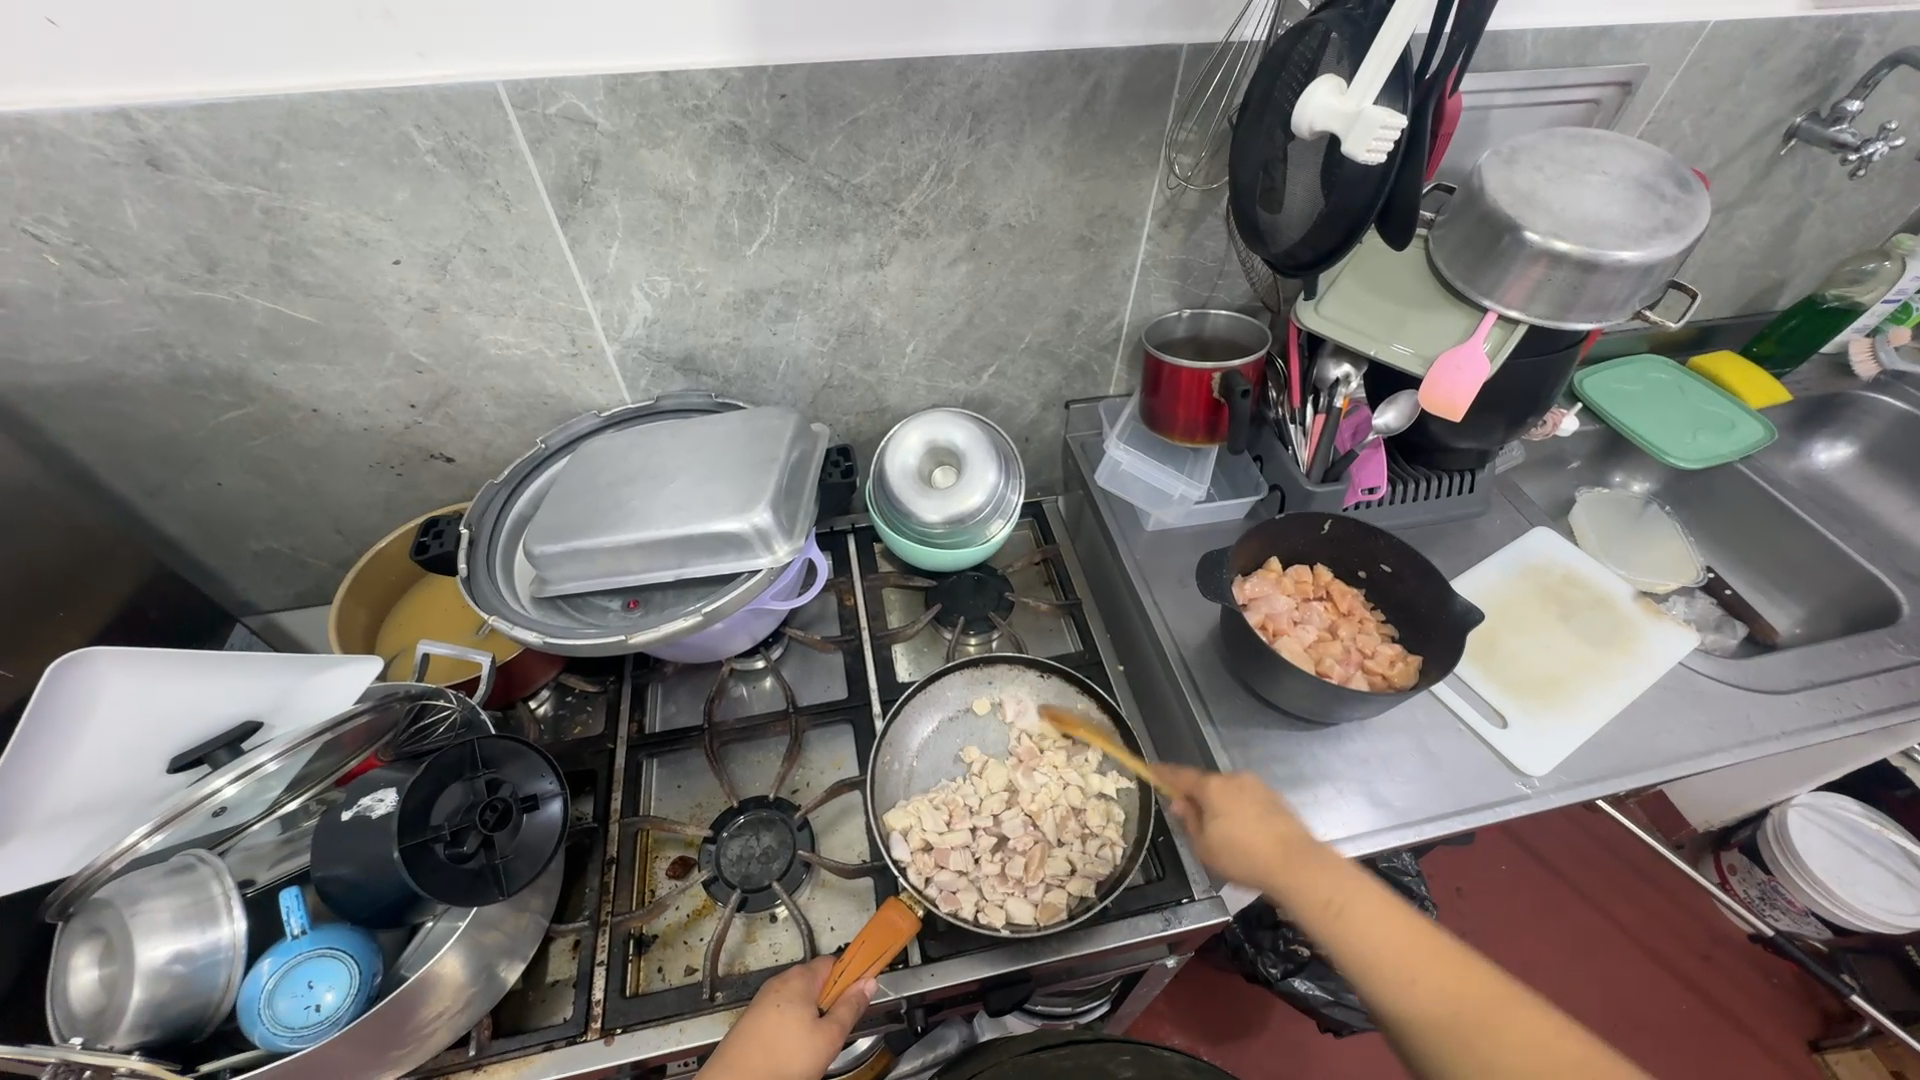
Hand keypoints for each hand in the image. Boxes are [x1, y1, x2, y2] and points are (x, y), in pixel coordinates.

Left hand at [699, 956, 873, 1079]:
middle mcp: (780, 981)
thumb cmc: (782, 1061)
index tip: (862, 990)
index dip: (851, 975)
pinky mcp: (752, 1020)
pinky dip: (792, 1027)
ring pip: (799, 1000)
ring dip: (811, 1016)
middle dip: (829, 1002)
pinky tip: (792, 1052)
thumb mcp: (828, 1037)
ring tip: (813, 1046)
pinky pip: (782, 1014)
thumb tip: (869, 983)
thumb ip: (851, 1007)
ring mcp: (763, 1000)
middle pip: (816, 981)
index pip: (835, 961)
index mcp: (800, 978)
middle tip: (835, 1028)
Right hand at [1157, 765, 1319, 891]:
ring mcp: (1258, 787)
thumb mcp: (1204, 846)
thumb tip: (1180, 803)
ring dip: (1221, 806)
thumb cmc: (1243, 857)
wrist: (1298, 865)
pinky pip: (1248, 801)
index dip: (1163, 773)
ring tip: (1222, 834)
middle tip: (1192, 819)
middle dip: (1198, 797)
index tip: (1150, 769)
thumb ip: (1189, 821)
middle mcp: (1234, 779)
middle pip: (1207, 784)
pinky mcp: (1276, 799)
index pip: (1180, 775)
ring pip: (1229, 793)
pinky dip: (1240, 812)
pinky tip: (1245, 835)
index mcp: (1212, 787)